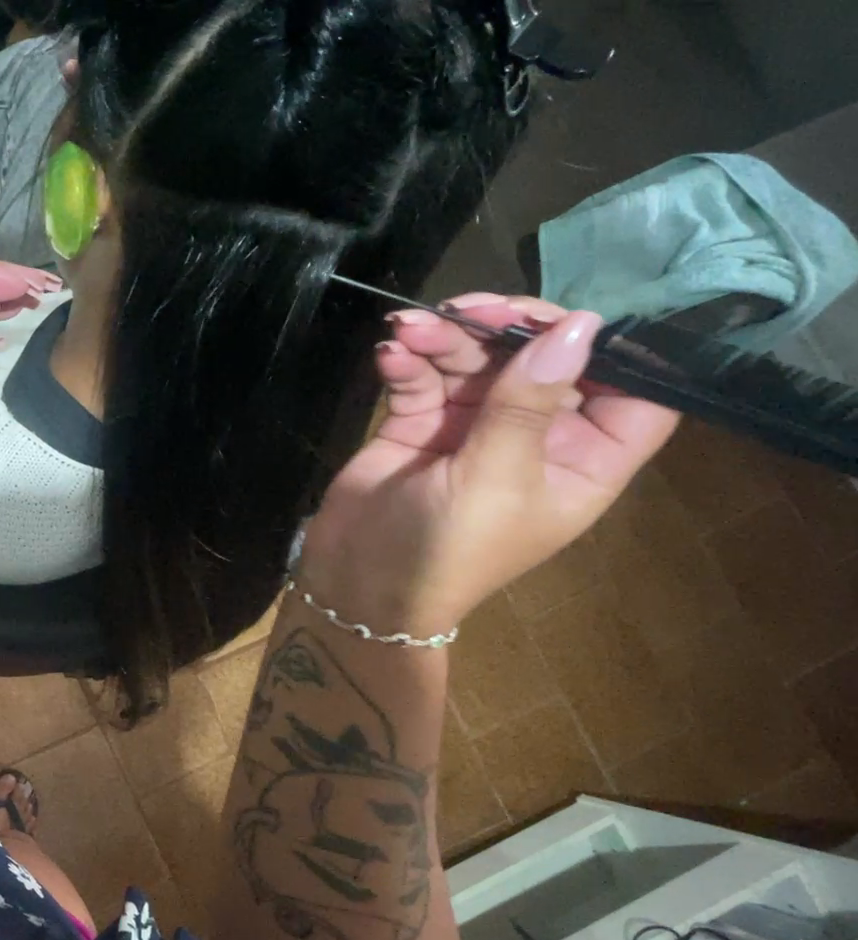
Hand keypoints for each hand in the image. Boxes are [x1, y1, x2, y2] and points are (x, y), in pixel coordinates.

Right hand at [301, 295, 680, 631]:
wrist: (356, 583)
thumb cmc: (446, 548)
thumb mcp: (495, 479)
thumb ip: (527, 403)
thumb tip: (578, 325)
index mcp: (581, 458)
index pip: (630, 391)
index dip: (614, 350)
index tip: (572, 321)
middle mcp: (533, 435)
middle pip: (541, 360)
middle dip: (506, 327)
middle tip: (466, 308)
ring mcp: (471, 427)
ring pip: (473, 361)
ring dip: (442, 338)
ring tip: (408, 328)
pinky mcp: (417, 423)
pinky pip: (421, 377)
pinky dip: (406, 360)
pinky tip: (390, 353)